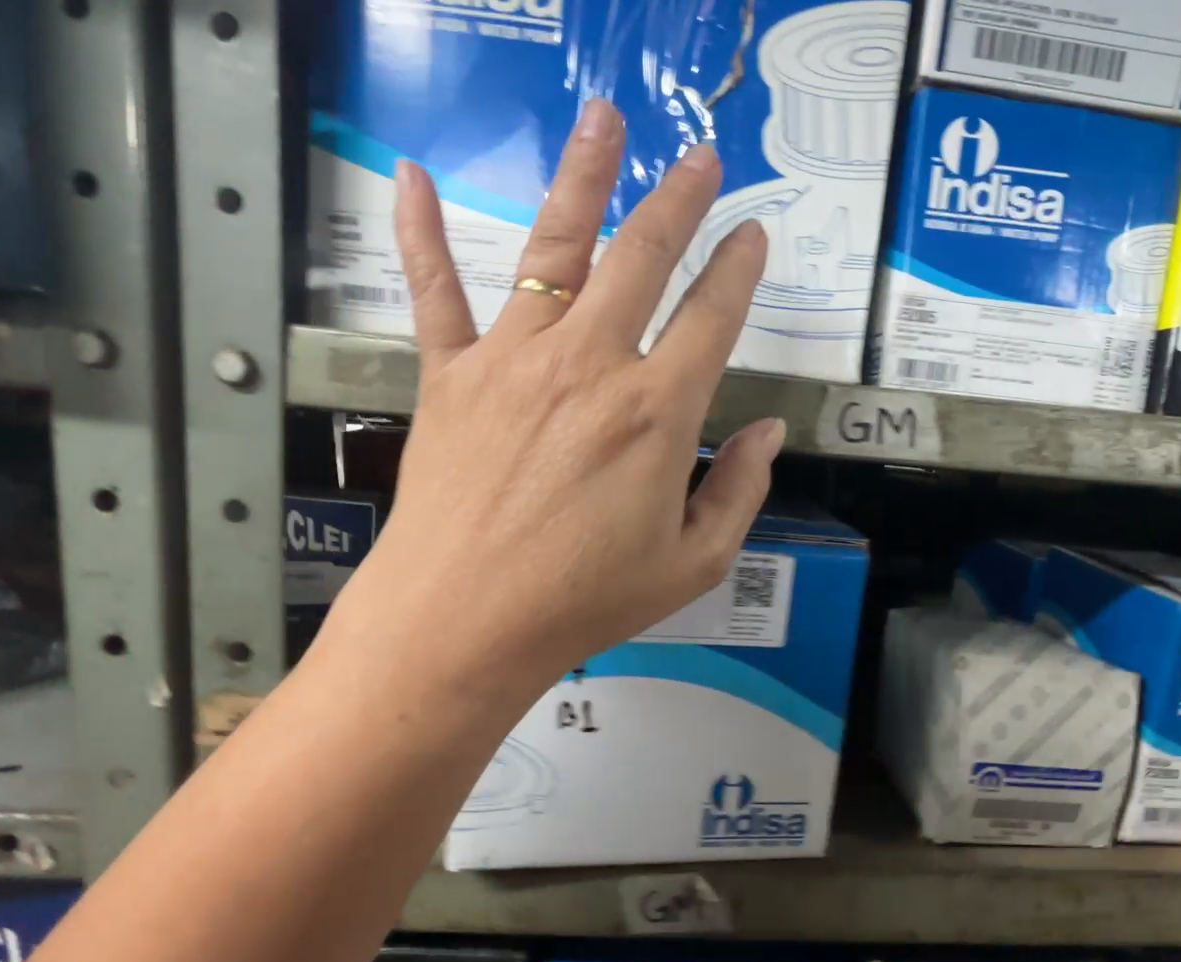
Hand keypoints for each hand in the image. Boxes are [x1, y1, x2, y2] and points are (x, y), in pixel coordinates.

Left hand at [324, 98, 784, 696]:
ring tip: (606, 119)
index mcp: (658, 412)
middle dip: (680, 199)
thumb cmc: (586, 601)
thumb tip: (767, 431)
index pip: (712, 316)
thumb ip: (740, 490)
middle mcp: (591, 365)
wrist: (465, 623)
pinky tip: (414, 176)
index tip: (752, 234)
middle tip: (701, 158)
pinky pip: (436, 294)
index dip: (739, 268)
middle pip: (644, 257)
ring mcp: (514, 361)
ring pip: (555, 248)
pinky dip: (420, 234)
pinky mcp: (450, 375)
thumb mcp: (694, 563)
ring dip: (585, 178)